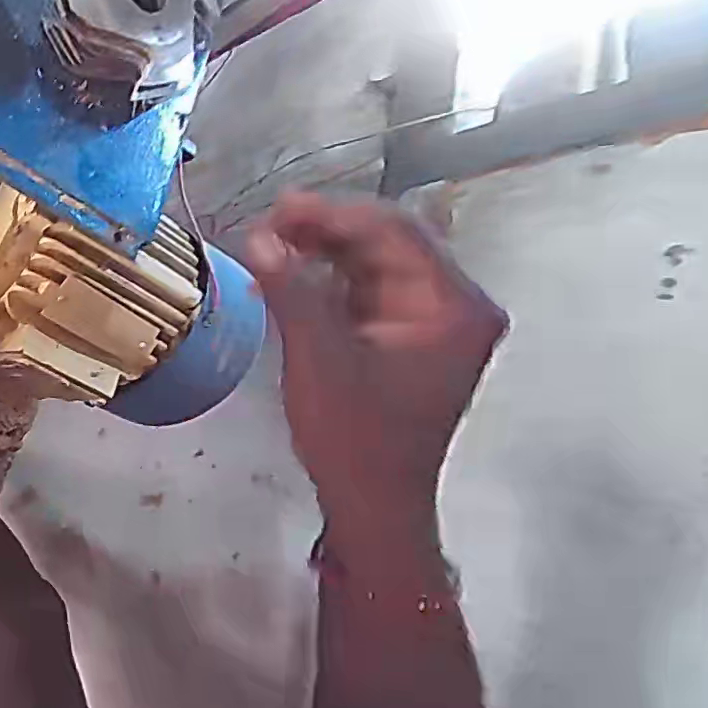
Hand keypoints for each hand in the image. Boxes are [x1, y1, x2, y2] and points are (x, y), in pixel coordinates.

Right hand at [245, 192, 506, 546]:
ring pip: (371, 263)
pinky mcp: (400, 335)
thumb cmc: (354, 436)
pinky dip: (323, 280)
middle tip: (267, 224)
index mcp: (451, 308)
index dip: (333, 215)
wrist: (370, 500)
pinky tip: (285, 276)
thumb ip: (292, 292)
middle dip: (324, 230)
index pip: (395, 235)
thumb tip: (256, 237)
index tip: (278, 207)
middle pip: (386, 243)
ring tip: (268, 245)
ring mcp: (427, 321)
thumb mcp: (319, 359)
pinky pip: (362, 290)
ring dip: (319, 252)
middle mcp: (450, 306)